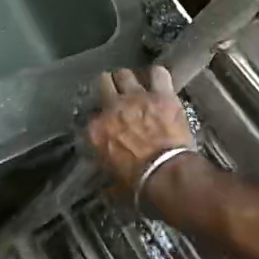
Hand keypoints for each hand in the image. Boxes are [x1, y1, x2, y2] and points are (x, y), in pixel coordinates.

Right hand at [86, 67, 195, 192]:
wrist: (167, 175)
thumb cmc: (139, 184)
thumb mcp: (112, 177)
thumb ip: (106, 162)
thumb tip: (109, 167)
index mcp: (96, 130)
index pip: (91, 116)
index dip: (100, 118)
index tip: (106, 123)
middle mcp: (112, 108)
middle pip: (102, 82)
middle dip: (109, 87)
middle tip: (117, 95)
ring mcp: (136, 98)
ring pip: (125, 74)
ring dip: (130, 81)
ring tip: (137, 87)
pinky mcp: (161, 95)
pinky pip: (158, 73)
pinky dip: (158, 77)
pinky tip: (160, 83)